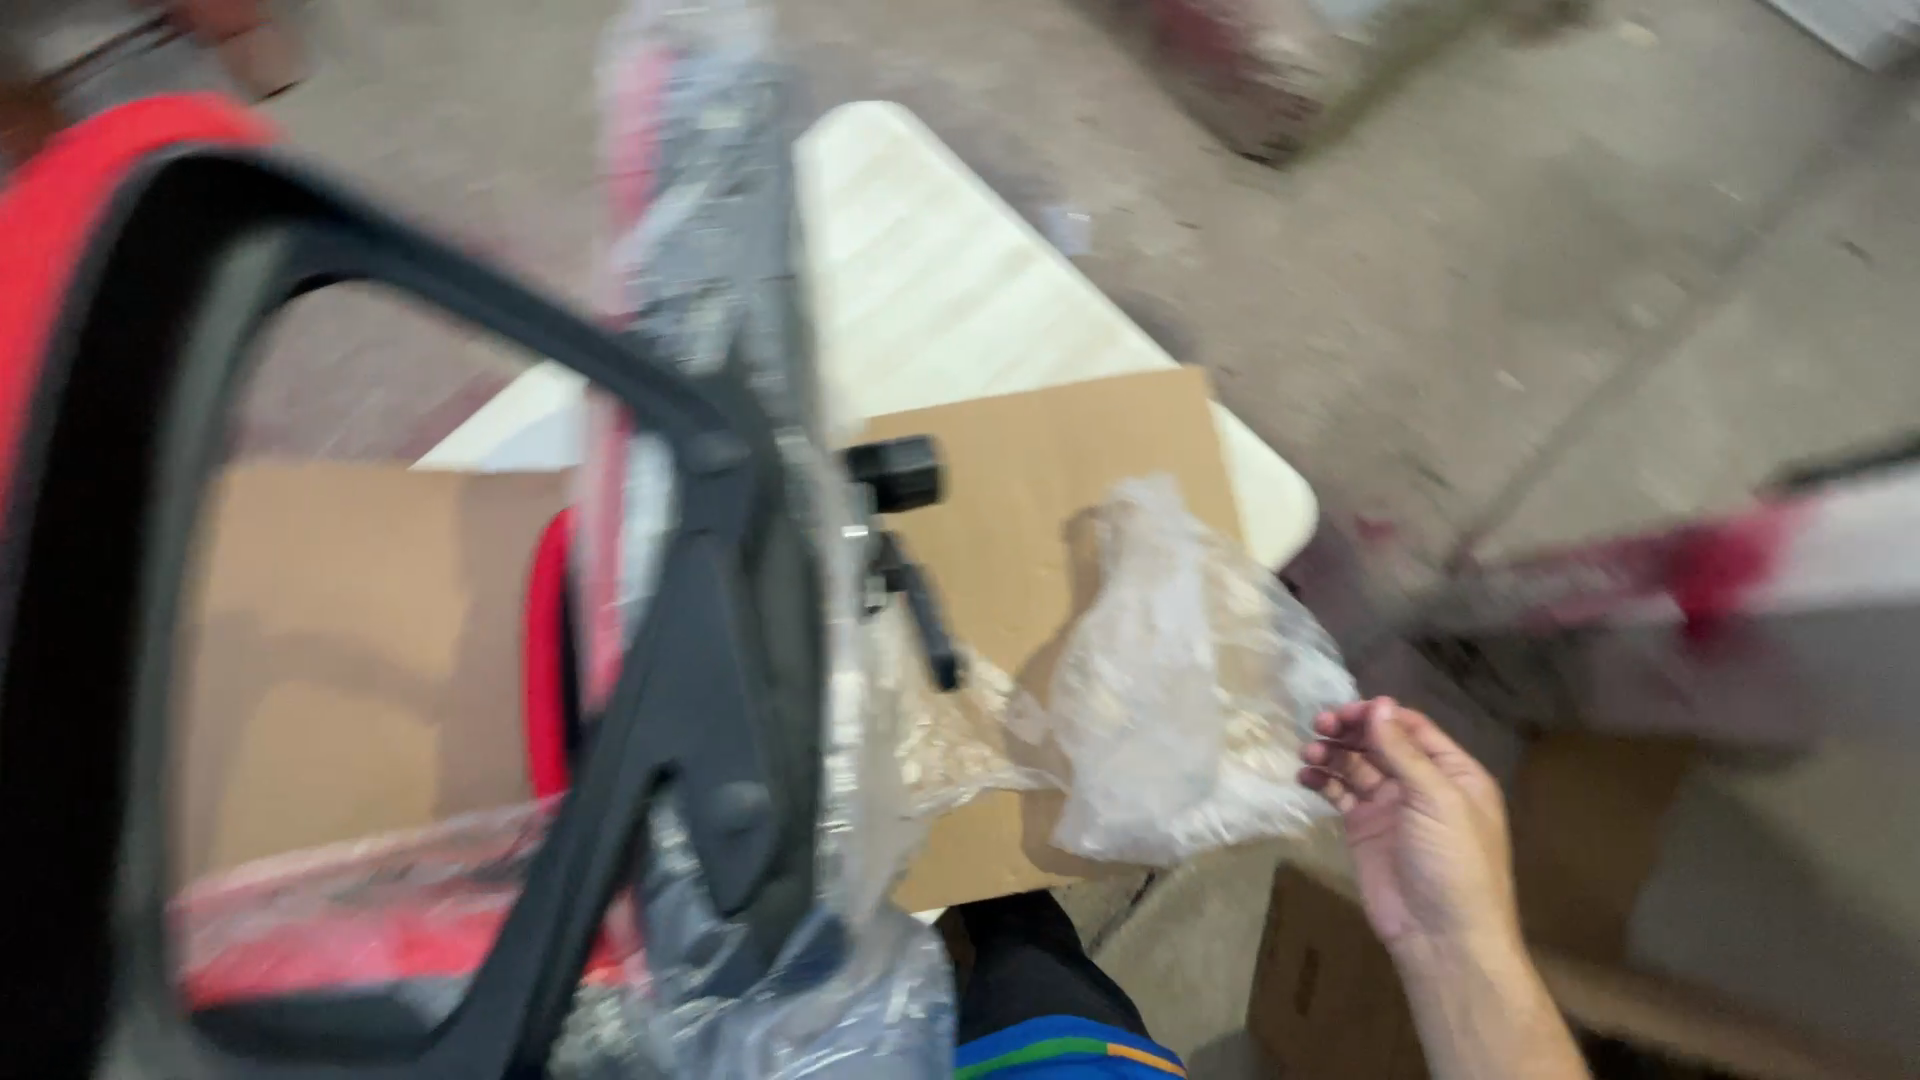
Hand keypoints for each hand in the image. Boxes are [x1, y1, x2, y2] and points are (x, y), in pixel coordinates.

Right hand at [1298, 697, 1519, 960]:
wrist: (1441, 936)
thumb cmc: (1453, 862)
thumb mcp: (1436, 800)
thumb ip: (1404, 751)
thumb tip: (1380, 703)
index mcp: (1452, 774)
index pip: (1410, 728)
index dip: (1377, 715)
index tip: (1344, 712)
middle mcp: (1420, 784)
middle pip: (1378, 742)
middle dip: (1348, 730)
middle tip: (1319, 725)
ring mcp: (1389, 805)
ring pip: (1354, 764)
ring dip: (1331, 753)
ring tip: (1308, 753)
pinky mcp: (1363, 826)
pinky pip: (1339, 792)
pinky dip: (1321, 780)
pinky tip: (1305, 777)